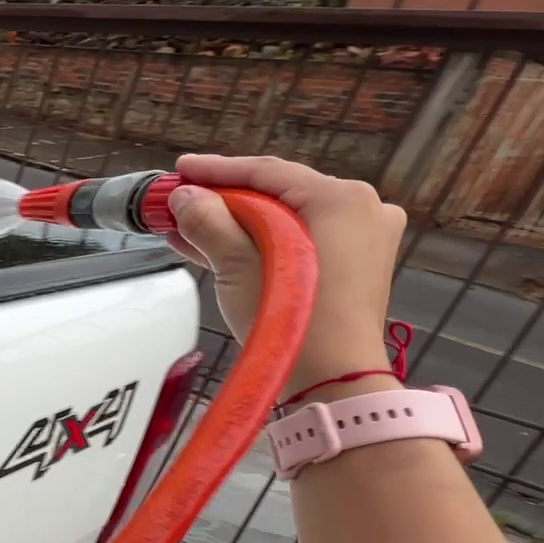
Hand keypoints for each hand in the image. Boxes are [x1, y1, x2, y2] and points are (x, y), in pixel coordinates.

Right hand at [161, 153, 404, 396]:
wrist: (331, 374)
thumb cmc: (292, 318)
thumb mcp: (238, 266)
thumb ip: (211, 224)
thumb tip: (186, 197)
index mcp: (342, 199)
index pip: (268, 172)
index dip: (218, 169)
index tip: (181, 168)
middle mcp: (363, 209)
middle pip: (279, 194)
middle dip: (224, 198)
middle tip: (180, 200)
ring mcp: (363, 238)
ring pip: (286, 218)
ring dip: (236, 222)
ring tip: (188, 226)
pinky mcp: (353, 265)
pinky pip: (298, 240)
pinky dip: (258, 241)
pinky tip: (218, 247)